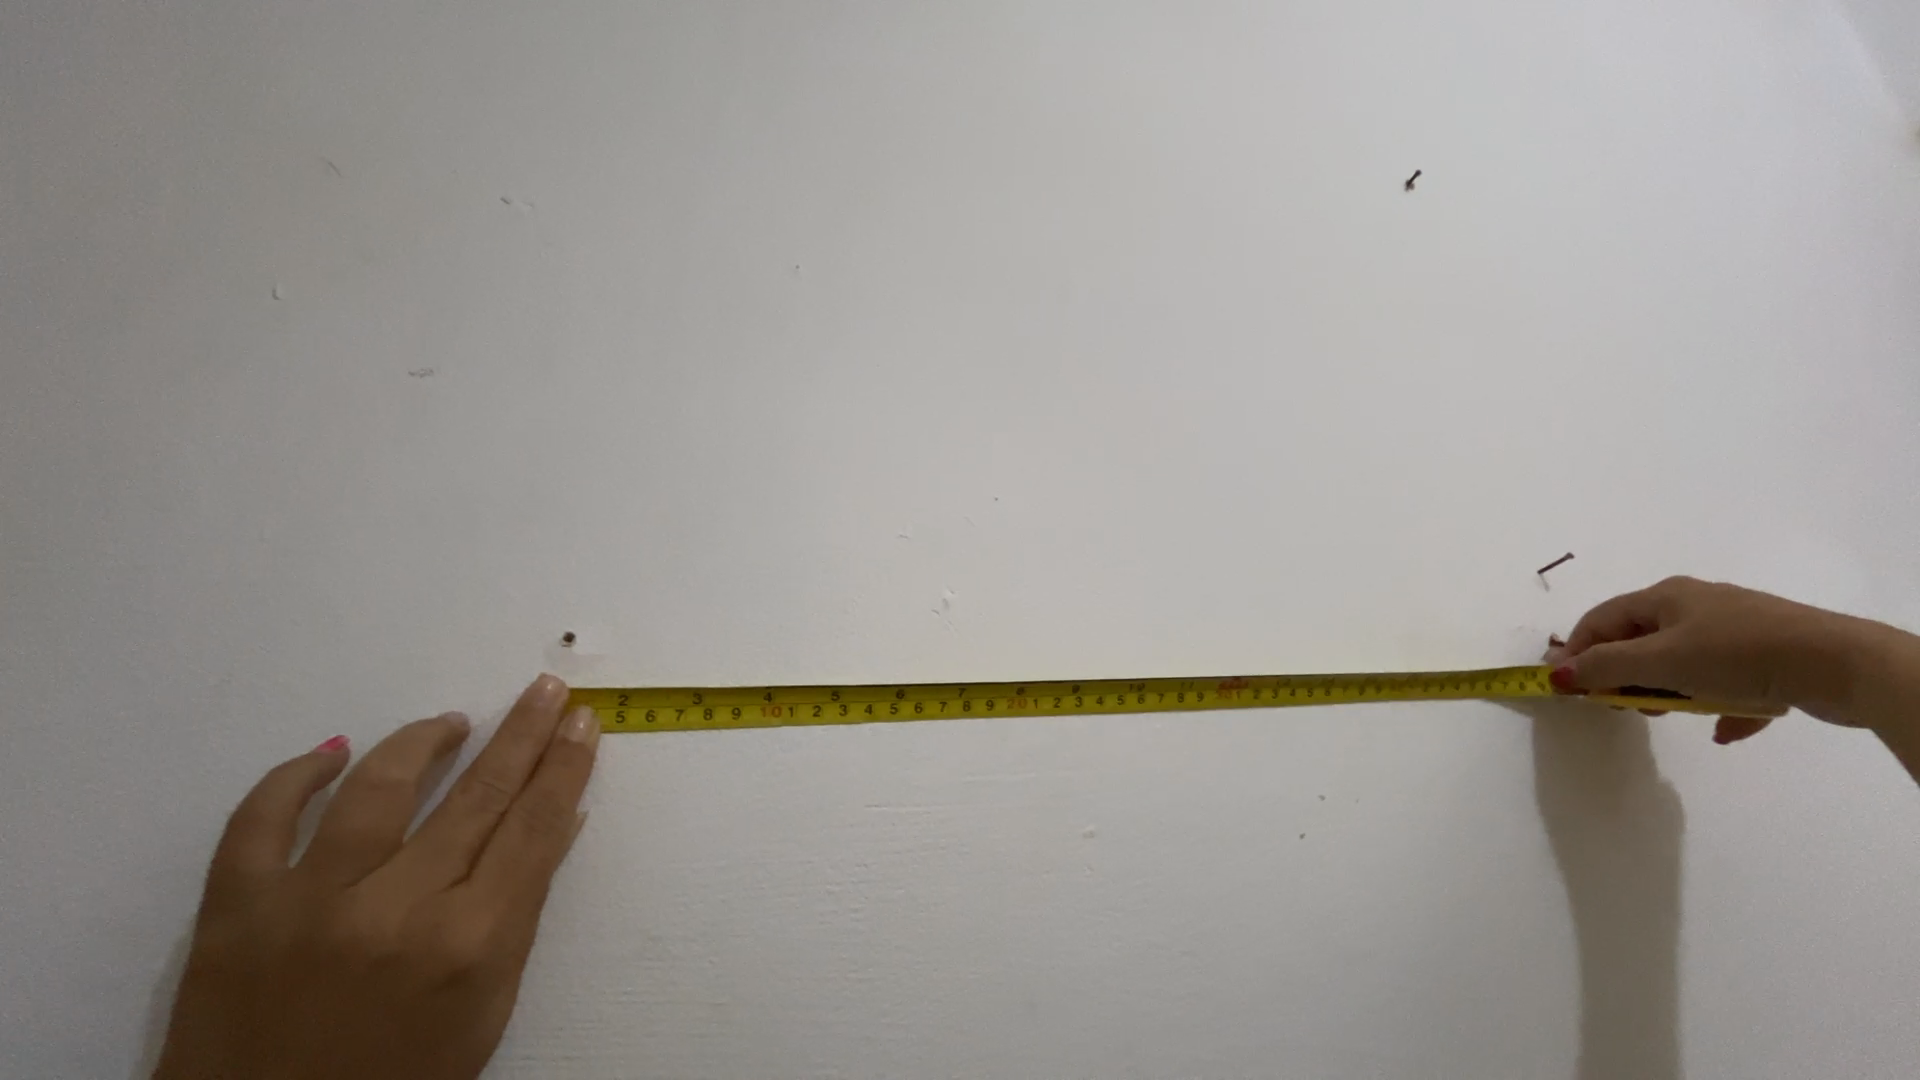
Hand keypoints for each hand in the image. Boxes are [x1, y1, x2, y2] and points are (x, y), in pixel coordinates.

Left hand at [153, 674, 599, 1079]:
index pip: (536, 825)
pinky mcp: (231, 916)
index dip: (566, 764)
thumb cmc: (406, 1075)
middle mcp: (397, 911)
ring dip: (425, 740)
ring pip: (377, 789)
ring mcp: (308, 908)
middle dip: (523, 732)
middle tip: (545, 687)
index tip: (582, 720)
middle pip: (478, 794)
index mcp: (471, 941)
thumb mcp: (488, 1002)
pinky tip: (331, 752)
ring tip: (453, 723)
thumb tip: (562, 817)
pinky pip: (257, 823)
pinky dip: (294, 778)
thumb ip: (523, 904)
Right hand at [1548, 576, 1872, 743]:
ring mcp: (1736, 630)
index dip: (1578, 652)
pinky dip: (1716, 703)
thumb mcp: (1660, 661)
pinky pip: (1727, 681)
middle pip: (1639, 642)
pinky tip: (1721, 728)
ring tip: (1677, 713)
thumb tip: (1556, 675)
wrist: (1845, 665)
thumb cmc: (1738, 654)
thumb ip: (1604, 668)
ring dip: (1669, 691)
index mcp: (1664, 596)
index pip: (1600, 621)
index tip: (1568, 687)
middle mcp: (1696, 605)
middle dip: (1626, 676)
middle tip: (1626, 705)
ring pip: (1681, 662)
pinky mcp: (1770, 657)